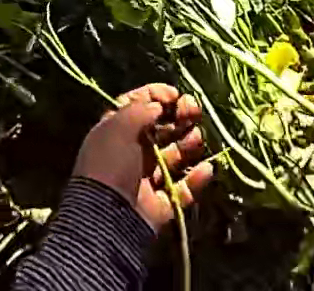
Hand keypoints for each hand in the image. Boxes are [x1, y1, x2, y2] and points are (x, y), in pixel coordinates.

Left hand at [72, 83, 216, 232]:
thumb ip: (141, 109)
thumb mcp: (119, 126)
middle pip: (162, 127)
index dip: (158, 95)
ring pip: (174, 155)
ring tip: (196, 139)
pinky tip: (206, 168)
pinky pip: (183, 188)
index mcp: (117, 129)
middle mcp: (132, 150)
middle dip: (180, 117)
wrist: (106, 219)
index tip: (175, 95)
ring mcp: (147, 178)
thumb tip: (159, 104)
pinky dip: (196, 179)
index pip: (140, 104)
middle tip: (194, 111)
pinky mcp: (161, 204)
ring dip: (189, 143)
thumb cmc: (111, 164)